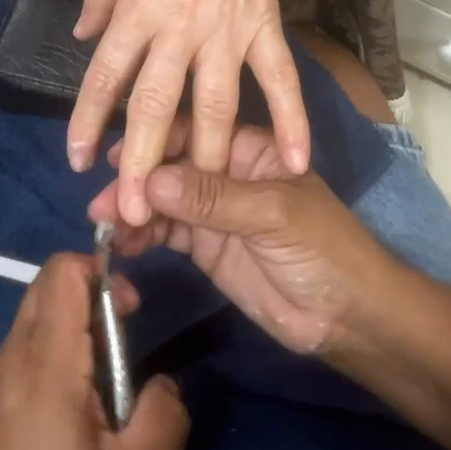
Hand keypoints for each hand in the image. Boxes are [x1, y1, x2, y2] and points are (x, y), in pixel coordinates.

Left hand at [0, 254, 188, 449]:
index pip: (62, 272)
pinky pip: (27, 351)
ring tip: (110, 375)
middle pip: (47, 288)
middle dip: (91, 293)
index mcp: (44, 363)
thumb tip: (164, 384)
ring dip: (76, 324)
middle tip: (128, 337)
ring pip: (36, 318)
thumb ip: (163, 416)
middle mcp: (13, 360)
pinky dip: (58, 350)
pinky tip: (82, 402)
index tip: (134, 308)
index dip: (102, 272)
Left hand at [68, 0, 309, 226]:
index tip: (77, 161)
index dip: (87, 120)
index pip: (107, 74)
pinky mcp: (265, 26)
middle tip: (130, 212)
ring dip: (201, 158)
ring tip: (194, 209)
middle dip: (139, 161)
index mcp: (137, 7)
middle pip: (154, 104)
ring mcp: (226, 31)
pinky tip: (297, 162)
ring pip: (213, 106)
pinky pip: (280, 79)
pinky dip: (291, 119)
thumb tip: (84, 38)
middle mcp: (178, 28)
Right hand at [89, 126, 388, 355]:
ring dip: (133, 211)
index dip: (155, 142)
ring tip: (103, 225)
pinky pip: (167, 233)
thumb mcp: (272, 215)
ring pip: (163, 201)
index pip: (193, 132)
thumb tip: (150, 181)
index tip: (118, 156)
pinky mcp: (205, 246)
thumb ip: (213, 198)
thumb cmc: (324, 249)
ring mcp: (213, 210)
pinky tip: (122, 244)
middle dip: (135, 181)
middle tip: (102, 202)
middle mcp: (225, 171)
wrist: (348, 317)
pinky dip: (143, 236)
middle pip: (170, 167)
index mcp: (249, 147)